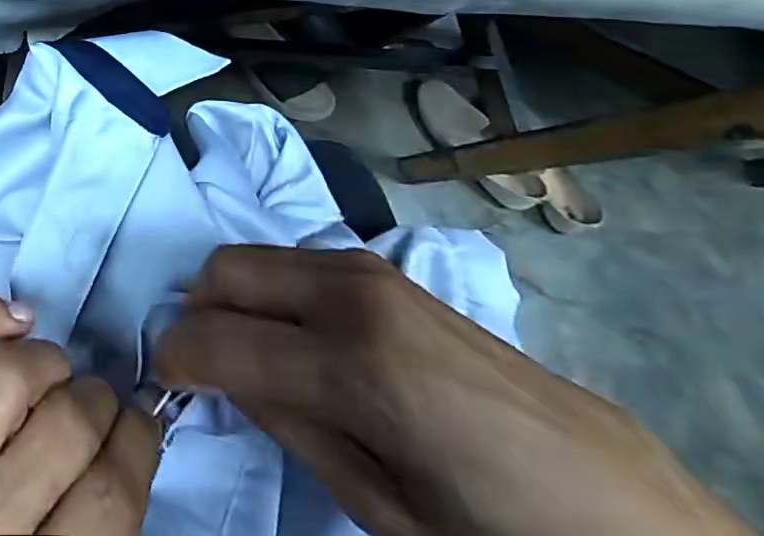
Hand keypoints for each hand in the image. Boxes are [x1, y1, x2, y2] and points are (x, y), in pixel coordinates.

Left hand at [0, 293, 162, 535]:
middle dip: (102, 404)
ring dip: (54, 366)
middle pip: (70, 425)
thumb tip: (142, 423)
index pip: (110, 490)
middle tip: (96, 417)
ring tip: (58, 384)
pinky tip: (18, 321)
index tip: (137, 431)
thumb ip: (100, 512)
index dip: (138, 443)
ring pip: (10, 376)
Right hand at [156, 246, 753, 535]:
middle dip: (199, 313)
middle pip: (229, 268)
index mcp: (350, 360)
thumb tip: (228, 375)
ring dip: (236, 299)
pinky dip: (276, 292)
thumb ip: (293, 425)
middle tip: (201, 369)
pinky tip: (296, 340)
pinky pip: (302, 264)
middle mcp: (355, 291)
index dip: (174, 358)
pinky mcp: (393, 272)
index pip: (218, 336)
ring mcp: (376, 271)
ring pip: (261, 256)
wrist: (601, 489)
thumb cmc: (487, 522)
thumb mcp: (377, 505)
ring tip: (246, 357)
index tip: (162, 384)